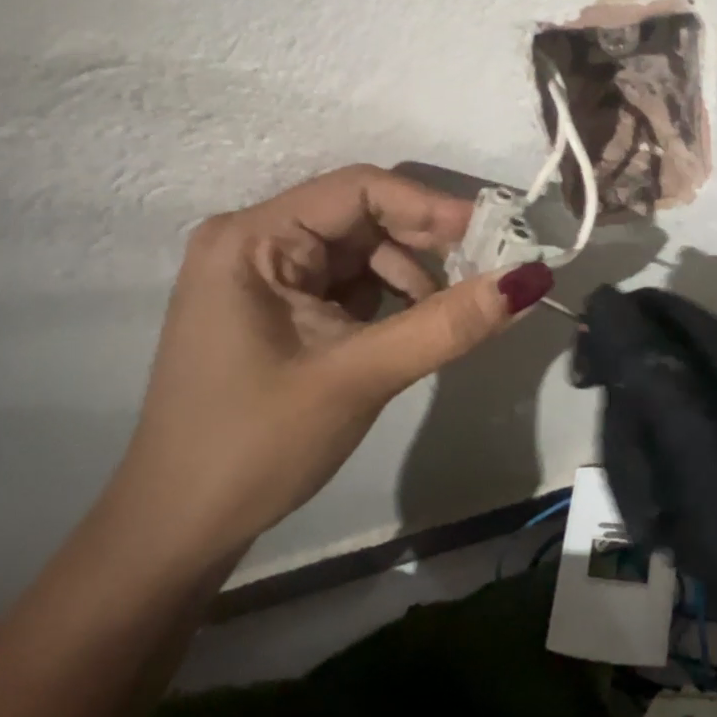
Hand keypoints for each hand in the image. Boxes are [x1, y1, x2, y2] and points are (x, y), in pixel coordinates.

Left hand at [112, 165, 554, 563]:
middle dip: (428, 246)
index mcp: (252, 240)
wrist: (182, 527)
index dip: (433, 208)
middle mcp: (253, 243)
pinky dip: (390, 301)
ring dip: (413, 279)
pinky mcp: (278, 310)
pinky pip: (349, 285)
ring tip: (449, 321)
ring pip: (362, 253)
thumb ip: (448, 324)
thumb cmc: (257, 444)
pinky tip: (416, 331)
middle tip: (490, 278)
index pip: (359, 190)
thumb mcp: (360, 377)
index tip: (498, 240)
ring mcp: (264, 278)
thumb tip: (534, 279)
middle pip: (363, 218)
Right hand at [576, 287, 716, 716]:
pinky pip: (654, 456)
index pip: (648, 309)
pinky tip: (659, 522)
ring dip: (630, 461)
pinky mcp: (708, 461)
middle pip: (639, 364)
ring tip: (649, 507)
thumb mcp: (686, 427)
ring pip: (640, 417)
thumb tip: (601, 295)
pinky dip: (645, 486)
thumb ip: (644, 358)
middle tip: (625, 461)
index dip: (606, 332)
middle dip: (621, 419)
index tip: (582, 379)